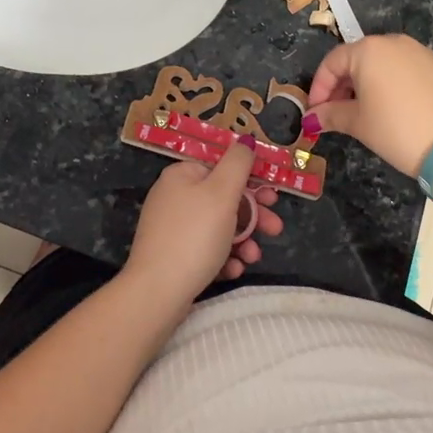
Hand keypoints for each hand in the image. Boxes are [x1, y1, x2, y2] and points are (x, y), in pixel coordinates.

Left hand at [123, 139, 283, 301]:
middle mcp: (174, 197)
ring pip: (218, 227)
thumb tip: (245, 140)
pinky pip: (205, 249)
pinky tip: (232, 270)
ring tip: (253, 258)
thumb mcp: (222, 192)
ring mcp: (171, 228)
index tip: (273, 197)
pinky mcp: (172, 256)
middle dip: (253, 216)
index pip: (222, 167)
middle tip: (275, 230)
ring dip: (242, 240)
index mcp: (182, 175)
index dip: (251, 180)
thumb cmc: (194, 235)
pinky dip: (222, 257)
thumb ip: (239, 163)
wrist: (157, 292)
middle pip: (223, 199)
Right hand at [306, 34, 432, 177]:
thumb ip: (331, 115)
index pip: (332, 62)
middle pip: (358, 60)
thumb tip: (311, 119)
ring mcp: (421, 52)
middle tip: (336, 114)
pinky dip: (393, 86)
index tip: (315, 112)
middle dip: (343, 86)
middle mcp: (394, 43)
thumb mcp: (359, 124)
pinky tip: (396, 112)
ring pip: (384, 65)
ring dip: (368, 86)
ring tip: (365, 114)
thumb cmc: (398, 130)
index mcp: (369, 50)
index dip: (319, 88)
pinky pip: (407, 72)